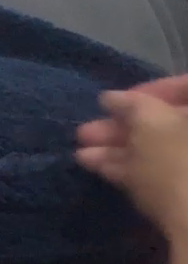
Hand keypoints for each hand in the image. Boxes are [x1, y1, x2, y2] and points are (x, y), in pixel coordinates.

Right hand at [77, 74, 187, 249]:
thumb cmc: (187, 171)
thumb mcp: (149, 127)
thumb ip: (133, 105)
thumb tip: (117, 99)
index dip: (154, 89)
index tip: (114, 102)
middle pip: (181, 123)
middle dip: (130, 126)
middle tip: (89, 133)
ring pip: (177, 151)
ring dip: (128, 150)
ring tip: (85, 156)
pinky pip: (182, 175)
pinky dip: (146, 171)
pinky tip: (105, 172)